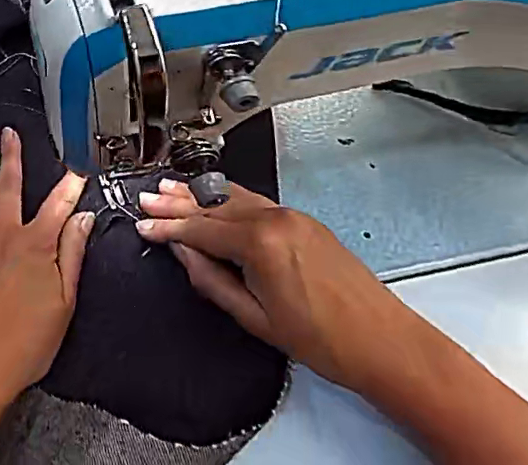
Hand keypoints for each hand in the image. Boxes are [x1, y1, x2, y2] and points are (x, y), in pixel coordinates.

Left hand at [0, 128, 92, 407]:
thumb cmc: (24, 343)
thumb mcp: (64, 302)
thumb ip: (74, 254)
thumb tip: (84, 218)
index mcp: (37, 243)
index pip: (60, 202)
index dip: (72, 183)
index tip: (78, 169)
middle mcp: (6, 233)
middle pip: (11, 184)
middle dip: (13, 155)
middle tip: (10, 132)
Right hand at [135, 179, 423, 391]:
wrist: (382, 340)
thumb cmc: (327, 339)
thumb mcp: (256, 319)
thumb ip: (213, 281)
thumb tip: (185, 256)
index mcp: (260, 242)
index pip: (201, 229)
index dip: (168, 228)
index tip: (145, 225)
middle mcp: (275, 218)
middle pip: (214, 205)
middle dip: (177, 202)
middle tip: (149, 196)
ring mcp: (291, 214)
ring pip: (233, 196)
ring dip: (200, 193)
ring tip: (172, 187)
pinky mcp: (302, 218)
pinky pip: (255, 200)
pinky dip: (228, 197)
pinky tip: (214, 195)